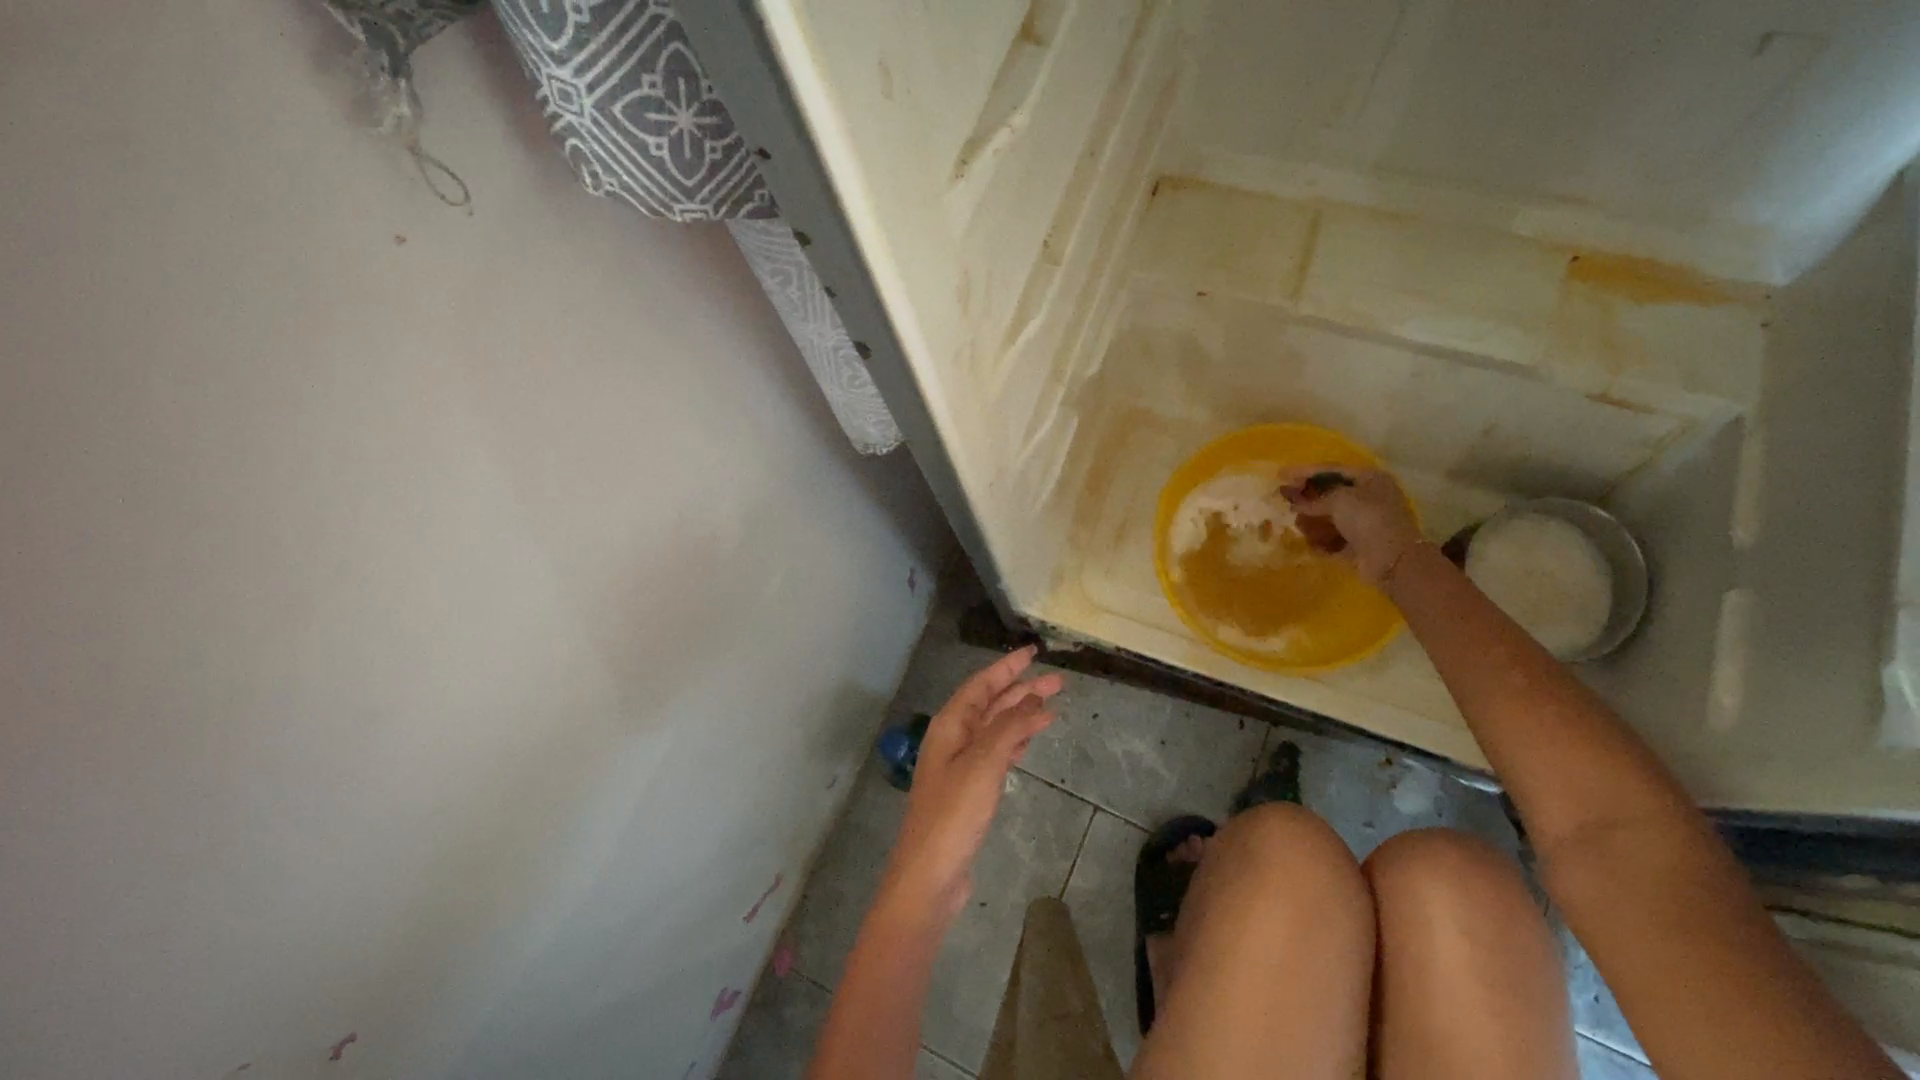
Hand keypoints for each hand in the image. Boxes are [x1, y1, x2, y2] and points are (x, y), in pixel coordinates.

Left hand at [881, 646, 1063, 919]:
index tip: (1034, 653)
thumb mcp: (983, 764)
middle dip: (1021, 691)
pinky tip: (1029, 740)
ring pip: (994, 730)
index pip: (981, 685)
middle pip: (990, 706)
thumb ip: (1008, 728)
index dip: (1007, 668)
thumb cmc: (953, 815)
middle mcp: (952, 741)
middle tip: (1059, 682)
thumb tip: (1032, 698)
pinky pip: (995, 754)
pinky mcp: (969, 792)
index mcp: (949, 727)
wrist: (930, 875)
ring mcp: (959, 767)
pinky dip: (1015, 742)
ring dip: (1021, 716)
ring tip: (1053, 707)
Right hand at [1279, 466, 1420, 586]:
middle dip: (1305, 496)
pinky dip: (1319, 538)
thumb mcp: (1339, 500)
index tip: (1280, 475)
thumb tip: (1293, 501)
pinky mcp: (1357, 543)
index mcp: (1369, 478)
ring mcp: (1363, 522)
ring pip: (1329, 516)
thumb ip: (1313, 498)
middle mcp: (1367, 497)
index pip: (1330, 469)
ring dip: (1310, 519)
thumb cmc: (1368, 519)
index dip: (1304, 471)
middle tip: (1281, 498)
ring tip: (1293, 521)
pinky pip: (1332, 537)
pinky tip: (1306, 540)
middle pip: (1329, 493)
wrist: (1391, 559)